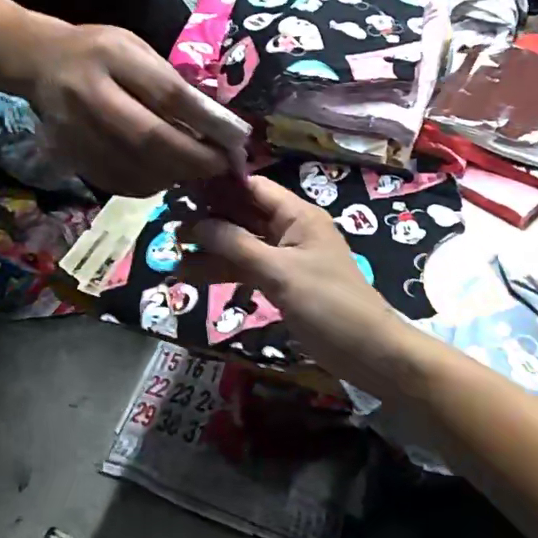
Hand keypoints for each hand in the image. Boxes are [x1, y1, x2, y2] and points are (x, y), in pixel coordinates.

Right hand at [31, 25, 232, 194]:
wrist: (38, 62)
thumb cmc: (98, 51)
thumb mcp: (136, 49)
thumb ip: (170, 82)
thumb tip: (216, 123)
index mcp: (111, 57)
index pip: (167, 94)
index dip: (207, 121)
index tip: (235, 138)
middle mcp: (89, 95)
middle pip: (150, 139)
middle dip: (194, 158)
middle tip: (221, 165)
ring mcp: (74, 131)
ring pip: (135, 168)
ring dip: (175, 175)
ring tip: (196, 170)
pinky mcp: (69, 156)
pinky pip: (118, 183)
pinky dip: (149, 185)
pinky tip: (164, 175)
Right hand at [185, 177, 428, 396]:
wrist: (368, 351)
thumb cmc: (328, 304)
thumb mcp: (279, 273)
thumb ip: (236, 246)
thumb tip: (196, 223)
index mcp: (298, 215)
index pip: (253, 187)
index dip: (219, 186)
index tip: (182, 189)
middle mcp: (291, 229)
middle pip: (244, 215)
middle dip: (210, 220)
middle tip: (169, 228)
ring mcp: (286, 257)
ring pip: (242, 244)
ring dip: (212, 249)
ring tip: (173, 255)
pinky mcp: (283, 282)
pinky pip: (248, 268)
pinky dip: (224, 271)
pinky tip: (192, 276)